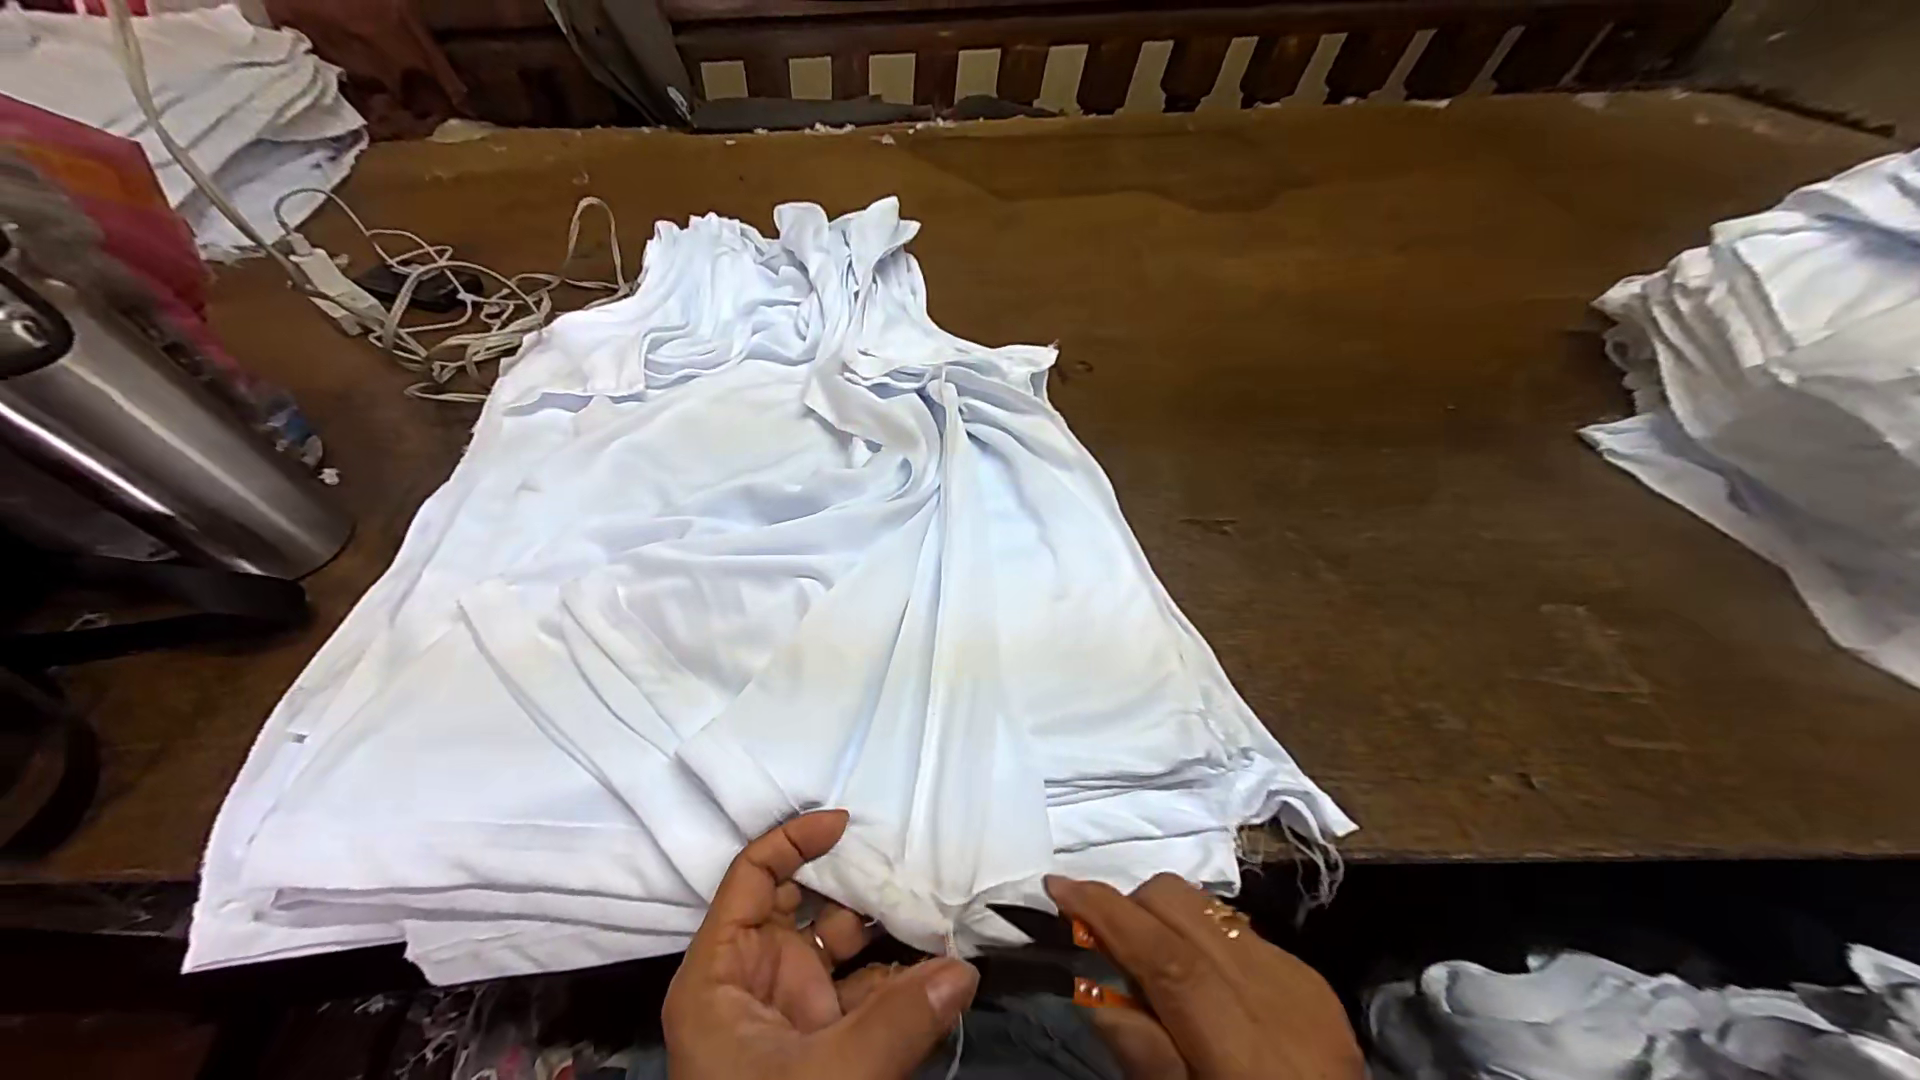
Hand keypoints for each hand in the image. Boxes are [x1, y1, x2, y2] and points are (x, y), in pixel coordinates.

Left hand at [663, 810, 979, 1079]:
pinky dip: (899, 976)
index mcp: (720, 974)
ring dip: (885, 927)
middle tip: (901, 858)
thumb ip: (896, 1021)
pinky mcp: (822, 1037)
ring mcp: (789, 1007)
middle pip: (799, 900)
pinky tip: (939, 969)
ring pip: (838, 942)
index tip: (846, 824)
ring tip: (932, 905)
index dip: (793, 840)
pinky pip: (863, 987)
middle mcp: (752, 978)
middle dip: (851, 879)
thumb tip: (966, 970)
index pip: (751, 877)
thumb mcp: (827, 1078)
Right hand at [1046, 873, 1363, 1079]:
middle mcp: (1281, 1002)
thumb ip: (1142, 1054)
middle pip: (1185, 908)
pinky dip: (1198, 937)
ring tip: (1150, 964)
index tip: (1058, 887)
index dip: (1110, 916)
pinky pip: (1234, 926)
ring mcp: (1301, 982)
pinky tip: (1199, 980)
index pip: (1170, 961)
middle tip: (1103, 945)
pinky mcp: (1311, 976)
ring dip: (1161, 917)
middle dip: (1130, 908)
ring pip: (1205, 904)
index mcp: (1251, 1059)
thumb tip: (1086, 980)